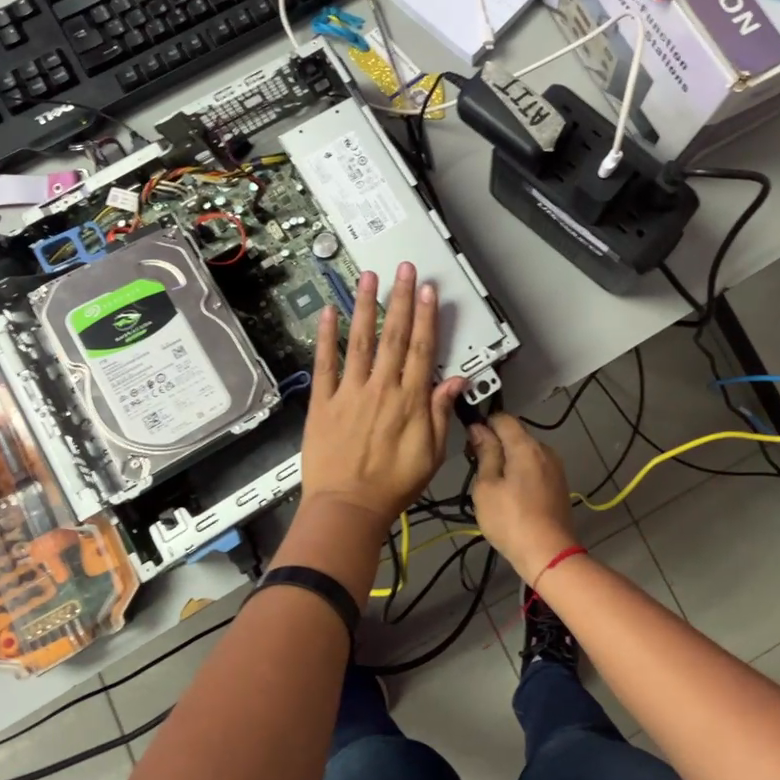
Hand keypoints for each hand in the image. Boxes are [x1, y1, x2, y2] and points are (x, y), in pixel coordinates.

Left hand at [300, 262, 465, 529]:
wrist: (347, 508)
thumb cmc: (393, 486)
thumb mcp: (431, 455)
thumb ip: (441, 414)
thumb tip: (456, 382)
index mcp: (411, 400)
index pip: (423, 349)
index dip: (427, 317)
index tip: (429, 290)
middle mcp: (382, 388)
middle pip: (394, 335)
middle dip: (401, 299)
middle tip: (404, 270)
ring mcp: (350, 392)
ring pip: (361, 341)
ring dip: (366, 307)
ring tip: (369, 278)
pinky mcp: (324, 402)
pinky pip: (325, 364)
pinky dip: (326, 338)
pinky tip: (329, 313)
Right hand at [468, 414, 580, 580]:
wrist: (549, 554)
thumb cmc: (511, 520)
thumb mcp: (487, 487)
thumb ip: (485, 453)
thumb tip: (479, 428)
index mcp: (526, 446)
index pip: (503, 418)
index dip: (484, 424)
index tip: (470, 444)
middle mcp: (545, 450)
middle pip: (516, 435)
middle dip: (496, 444)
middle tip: (477, 468)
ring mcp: (556, 468)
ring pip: (526, 453)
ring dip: (509, 461)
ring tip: (493, 486)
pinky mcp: (559, 485)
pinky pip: (536, 468)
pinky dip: (522, 473)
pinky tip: (512, 496)